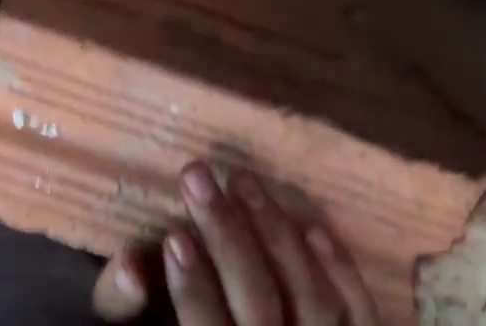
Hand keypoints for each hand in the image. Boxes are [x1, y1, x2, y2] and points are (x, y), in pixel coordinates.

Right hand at [92, 162, 379, 325]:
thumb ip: (125, 310)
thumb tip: (129, 268)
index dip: (193, 289)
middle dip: (227, 236)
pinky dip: (340, 269)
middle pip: (259, 303)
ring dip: (275, 233)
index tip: (174, 233)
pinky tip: (313, 226)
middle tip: (195, 173)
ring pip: (311, 299)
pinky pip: (359, 312)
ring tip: (242, 179)